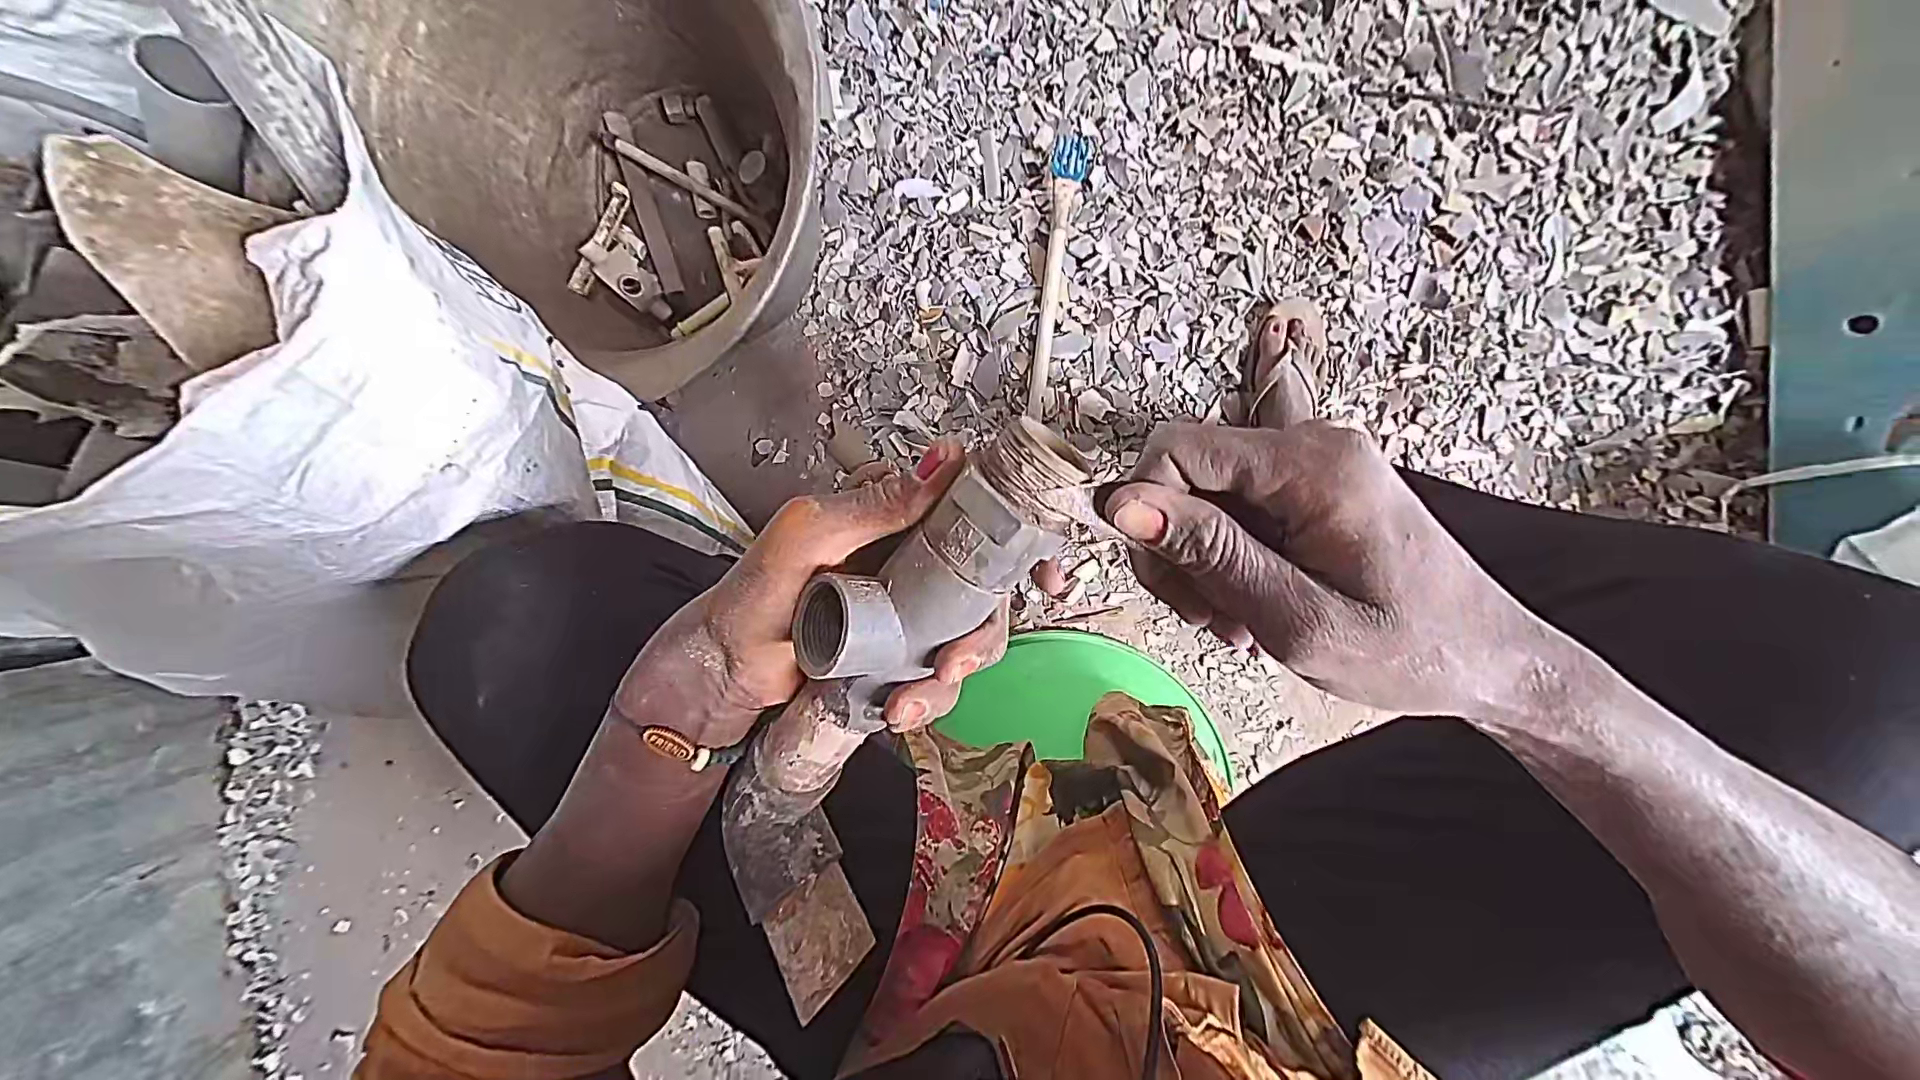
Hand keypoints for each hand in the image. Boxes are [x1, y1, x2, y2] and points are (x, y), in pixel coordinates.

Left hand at [612, 439, 1024, 745]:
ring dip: (956, 671)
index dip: (1019, 538)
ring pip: (969, 637)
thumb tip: (942, 464)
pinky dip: (931, 696)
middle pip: (986, 588)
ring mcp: (913, 613)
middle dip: (985, 628)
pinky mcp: (904, 656)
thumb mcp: (808, 534)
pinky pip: (940, 675)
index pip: (974, 515)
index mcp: (896, 521)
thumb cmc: (756, 591)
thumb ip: (873, 504)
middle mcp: (914, 565)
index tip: (1044, 569)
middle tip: (957, 655)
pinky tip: (901, 707)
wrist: (730, 665)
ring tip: (915, 694)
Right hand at [1102, 421, 1562, 717]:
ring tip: (1234, 619)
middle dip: (1172, 546)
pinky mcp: (1305, 488)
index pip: (1179, 448)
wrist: (1489, 659)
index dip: (1143, 506)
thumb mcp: (1297, 619)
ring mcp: (1308, 465)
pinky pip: (1228, 511)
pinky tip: (1246, 603)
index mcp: (1314, 465)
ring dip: (1195, 562)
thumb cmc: (1409, 652)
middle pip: (1183, 474)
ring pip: (1198, 498)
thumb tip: (1123, 505)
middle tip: (1203, 613)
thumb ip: (1210, 554)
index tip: (1160, 574)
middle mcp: (1309, 445)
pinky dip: (1219, 560)